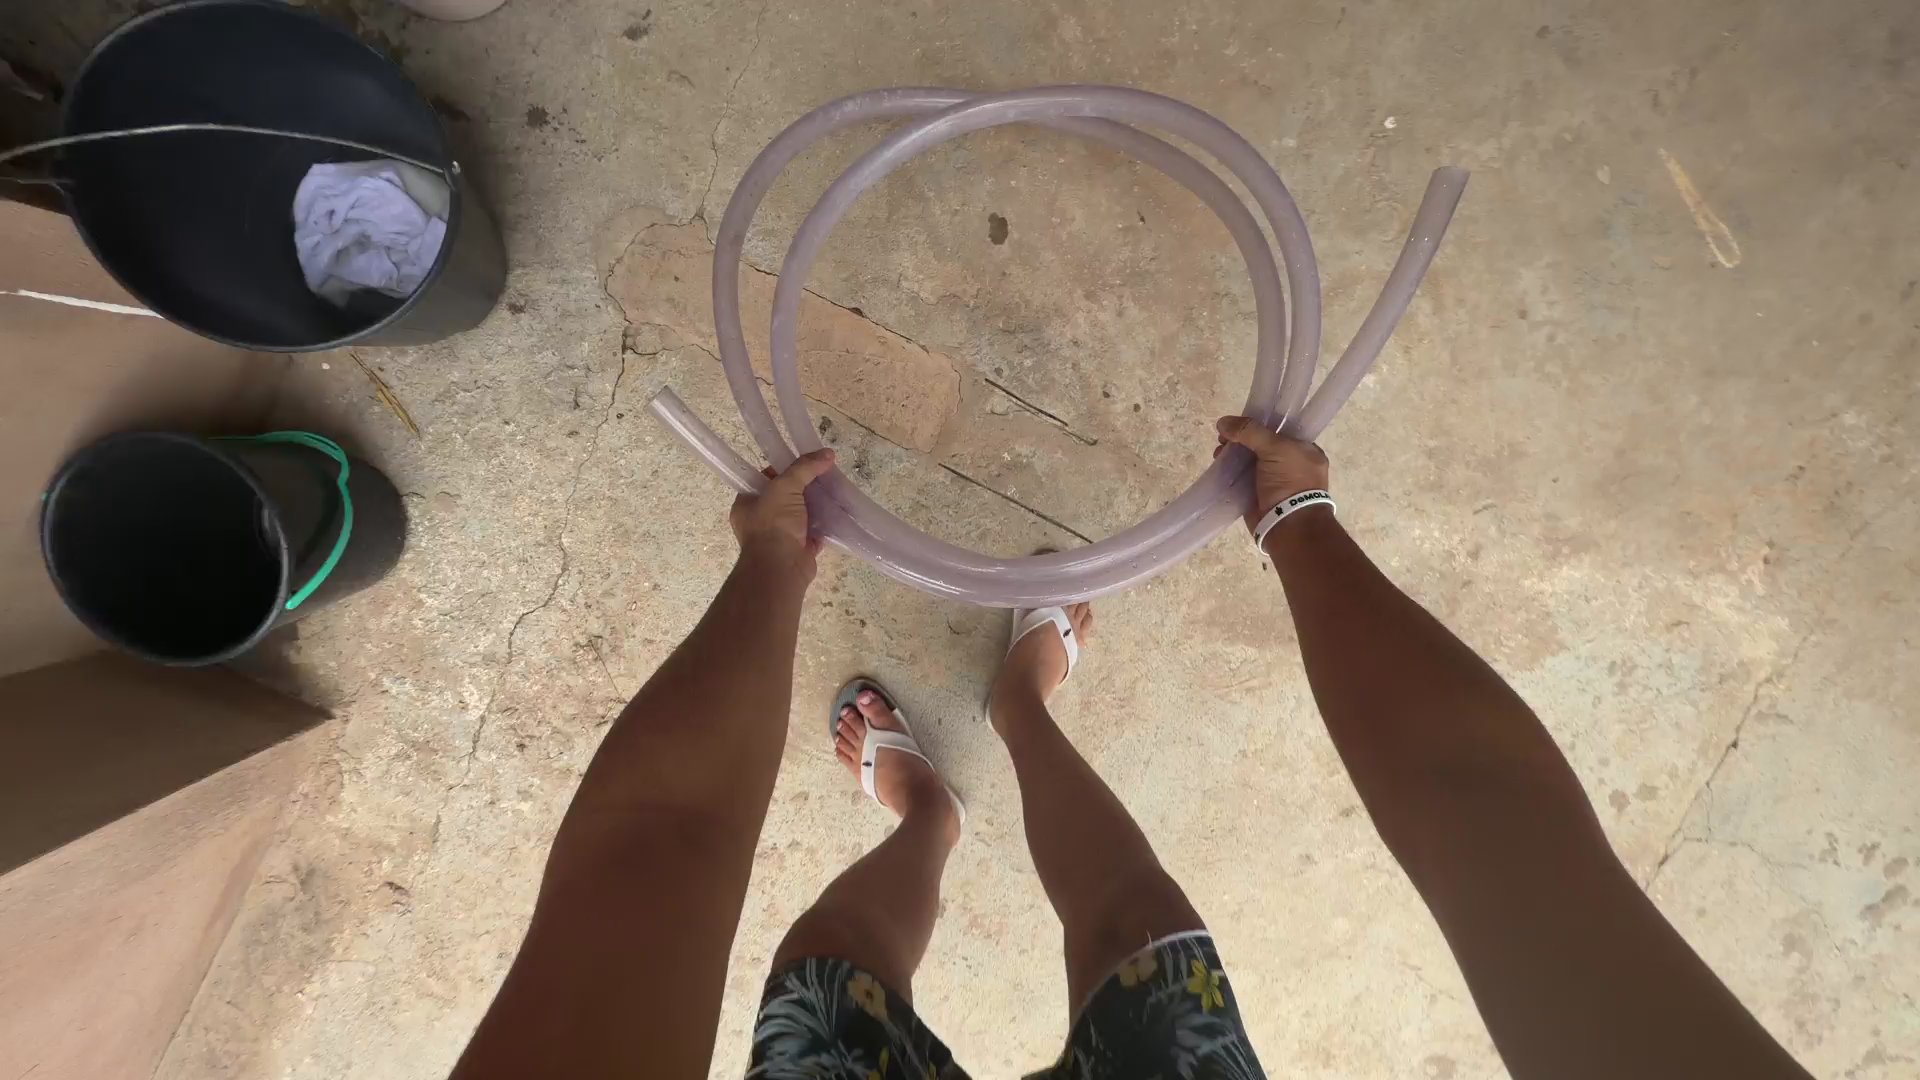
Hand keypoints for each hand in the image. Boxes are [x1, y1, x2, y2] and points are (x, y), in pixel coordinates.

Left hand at [729, 448, 835, 579]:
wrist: (782, 568)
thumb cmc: (773, 524)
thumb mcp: (785, 487)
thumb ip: (805, 468)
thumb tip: (828, 453)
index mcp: (747, 503)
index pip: (764, 479)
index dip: (783, 469)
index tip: (803, 463)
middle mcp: (761, 519)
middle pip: (786, 496)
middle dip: (805, 487)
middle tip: (824, 475)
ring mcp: (781, 535)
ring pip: (802, 513)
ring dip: (817, 504)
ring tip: (834, 489)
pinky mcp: (800, 547)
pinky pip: (814, 530)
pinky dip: (825, 523)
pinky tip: (838, 511)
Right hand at [1214, 416, 1330, 530]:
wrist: (1287, 523)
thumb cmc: (1290, 481)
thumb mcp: (1276, 448)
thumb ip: (1251, 432)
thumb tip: (1223, 422)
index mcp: (1304, 449)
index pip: (1279, 429)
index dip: (1257, 424)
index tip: (1237, 424)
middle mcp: (1290, 463)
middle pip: (1260, 444)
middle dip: (1239, 440)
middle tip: (1223, 439)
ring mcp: (1273, 480)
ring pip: (1248, 460)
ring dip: (1231, 454)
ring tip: (1218, 453)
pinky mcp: (1257, 494)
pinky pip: (1241, 477)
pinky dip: (1229, 471)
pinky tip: (1218, 466)